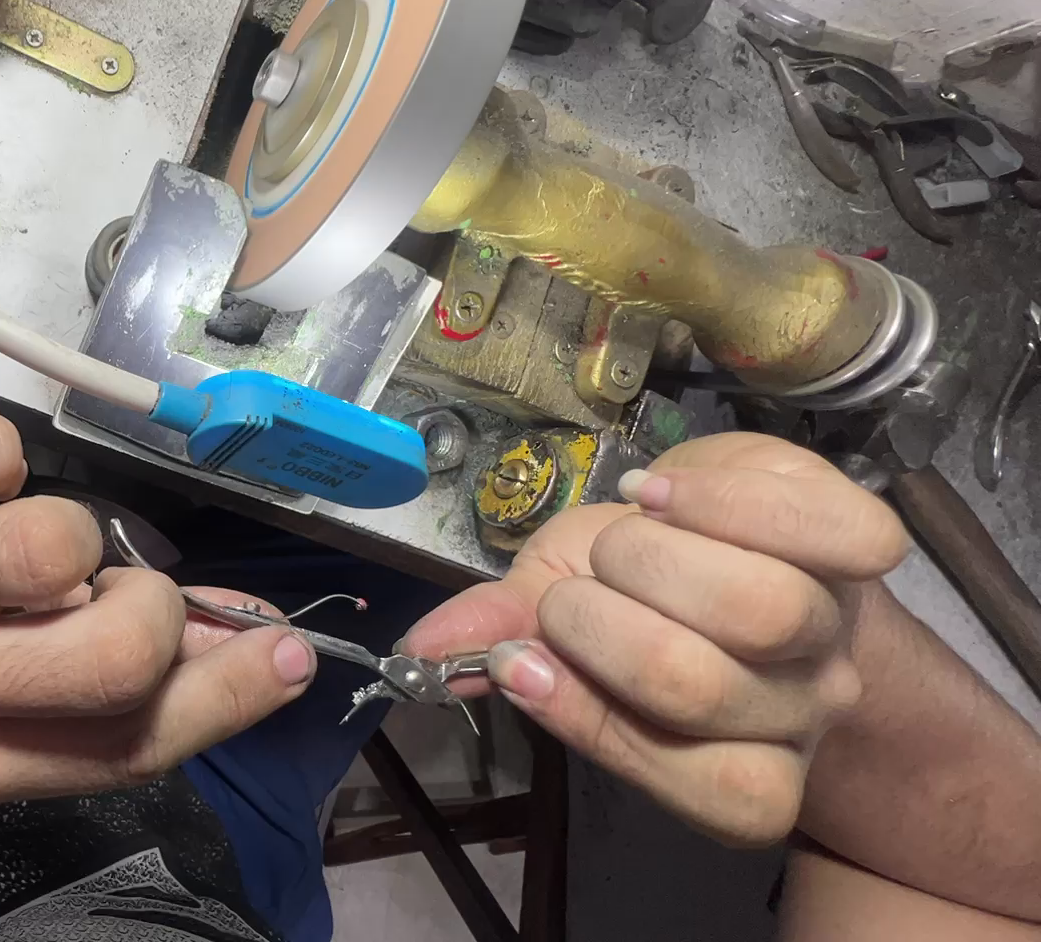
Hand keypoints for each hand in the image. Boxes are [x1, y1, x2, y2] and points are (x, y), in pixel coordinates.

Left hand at [0, 408, 315, 803]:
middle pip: (105, 657)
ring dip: (78, 536)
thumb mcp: (29, 695)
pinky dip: (3, 449)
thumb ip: (145, 686)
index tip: (279, 648)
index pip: (124, 746)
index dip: (223, 694)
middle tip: (109, 588)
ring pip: (47, 549)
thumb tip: (268, 647)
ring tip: (38, 545)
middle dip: (148, 607)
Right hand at [404, 432, 907, 843]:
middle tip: (569, 589)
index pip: (713, 784)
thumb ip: (495, 635)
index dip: (593, 718)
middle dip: (591, 620)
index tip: (517, 659)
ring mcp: (839, 627)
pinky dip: (720, 500)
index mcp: (740, 756)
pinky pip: (830, 533)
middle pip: (699, 684)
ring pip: (760, 610)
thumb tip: (420, 648)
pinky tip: (657, 490)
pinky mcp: (855, 543)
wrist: (706, 532)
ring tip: (621, 530)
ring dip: (645, 553)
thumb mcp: (542, 613)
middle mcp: (805, 708)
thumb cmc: (621, 586)